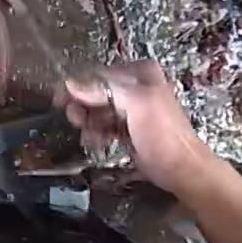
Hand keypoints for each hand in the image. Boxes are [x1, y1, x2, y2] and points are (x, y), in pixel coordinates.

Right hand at [62, 61, 219, 195]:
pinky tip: (94, 142)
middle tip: (74, 120)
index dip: (79, 87)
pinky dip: (96, 133)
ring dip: (88, 122)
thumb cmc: (162, 134)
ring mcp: (131, 108)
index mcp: (140, 73)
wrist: (181, 169)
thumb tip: (69, 83)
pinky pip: (103, 125)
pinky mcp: (127, 128)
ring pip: (97, 109)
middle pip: (96, 91)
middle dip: (83, 106)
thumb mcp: (136, 104)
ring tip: (88, 136)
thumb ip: (103, 90)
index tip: (60, 100)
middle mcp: (135, 86)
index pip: (100, 74)